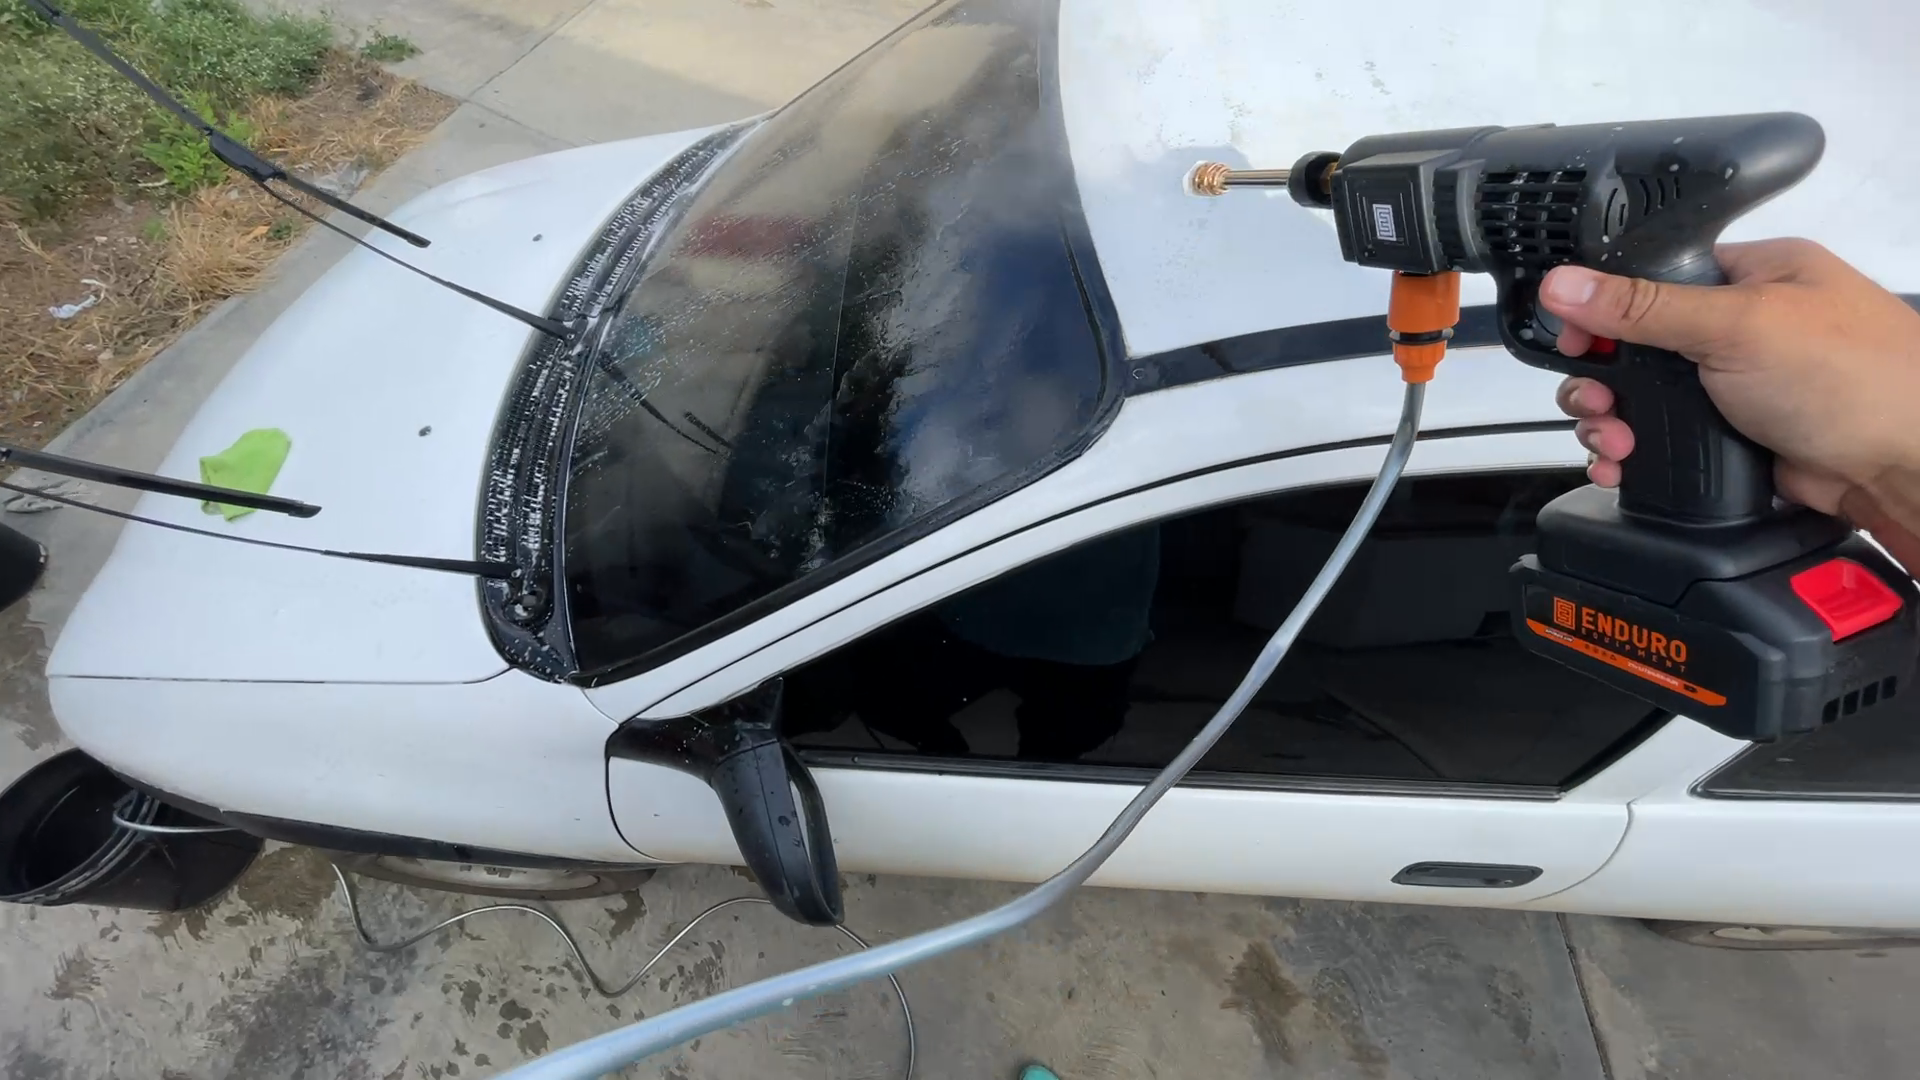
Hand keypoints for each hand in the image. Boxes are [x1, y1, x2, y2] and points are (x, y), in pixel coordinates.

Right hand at [1539, 239, 1919, 565]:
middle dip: (1597, 383)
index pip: (1645, 280)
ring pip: (1625, 396)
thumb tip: (1562, 283)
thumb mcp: (1735, 326)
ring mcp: (1719, 380)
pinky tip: (1619, 462)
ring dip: (1605, 423)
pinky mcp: (1710, 426)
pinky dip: (1620, 450)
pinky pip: (1641, 432)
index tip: (1576, 343)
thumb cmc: (1850, 381)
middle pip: (1623, 347)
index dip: (1598, 312)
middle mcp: (1731, 326)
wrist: (1900, 468)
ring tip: (1617, 443)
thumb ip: (1640, 306)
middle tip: (1599, 403)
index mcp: (1750, 277)